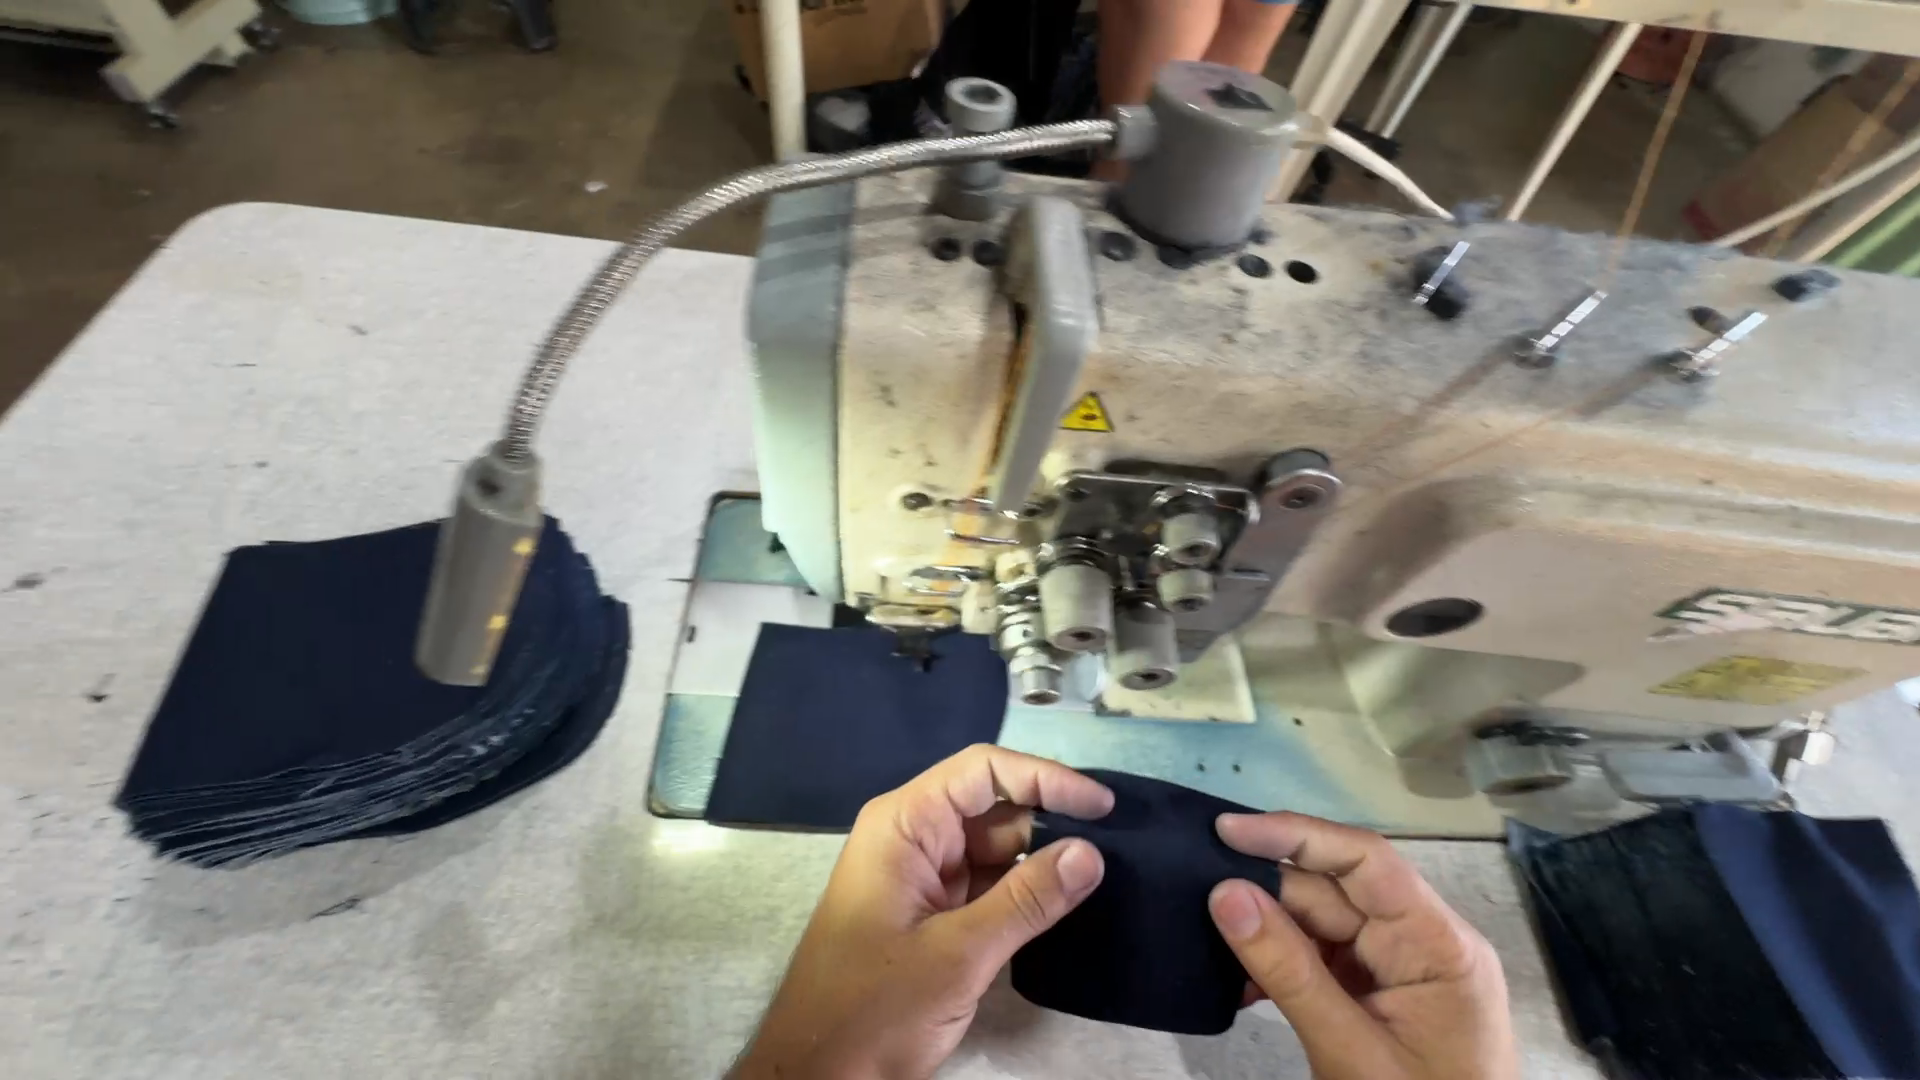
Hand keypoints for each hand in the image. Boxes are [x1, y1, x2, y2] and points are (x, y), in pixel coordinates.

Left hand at [730, 745, 1112, 1079]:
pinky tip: (1067, 896)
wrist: (815, 1074)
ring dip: (1043, 857)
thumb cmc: (874, 1005)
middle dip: (1050, 818)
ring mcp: (924, 872)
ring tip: (1104, 866)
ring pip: (996, 845)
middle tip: (1116, 840)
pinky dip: (1025, 888)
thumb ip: (1027, 901)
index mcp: (906, 822)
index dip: (1044, 777)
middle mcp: (916, 834)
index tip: (1101, 804)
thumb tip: (1092, 853)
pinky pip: (988, 881)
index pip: (983, 772)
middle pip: (993, 805)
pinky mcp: (934, 908)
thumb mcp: (957, 954)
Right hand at [1207, 812, 1518, 1079]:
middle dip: (1265, 892)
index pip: (1365, 859)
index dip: (1294, 834)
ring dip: (1263, 933)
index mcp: (1439, 944)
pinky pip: (1315, 956)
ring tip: (1207, 937)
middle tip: (1196, 894)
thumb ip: (1287, 971)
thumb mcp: (1352, 1054)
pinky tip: (1237, 983)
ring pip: (1314, 921)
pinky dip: (1275, 965)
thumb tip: (1223, 892)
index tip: (1226, 830)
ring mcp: (1395, 967)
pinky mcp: (1373, 991)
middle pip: (1331, 891)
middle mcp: (1420, 940)